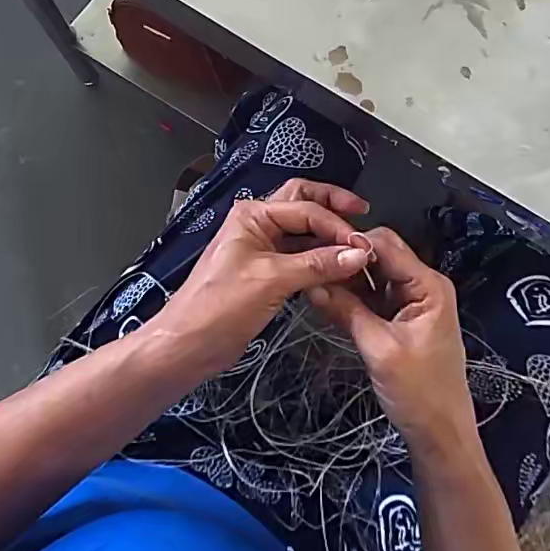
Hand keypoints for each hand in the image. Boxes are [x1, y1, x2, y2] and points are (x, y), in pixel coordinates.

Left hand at [147, 180, 372, 373]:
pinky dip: (321, 258)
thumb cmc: (218, 307)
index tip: (362, 246)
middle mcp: (258, 224)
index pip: (306, 209)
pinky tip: (340, 266)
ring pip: (304, 231)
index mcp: (253, 215)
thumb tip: (358, 254)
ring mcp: (263, 248)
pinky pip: (301, 255)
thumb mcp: (271, 281)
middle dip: (333, 206)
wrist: (186, 347)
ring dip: (329, 235)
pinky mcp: (268, 272)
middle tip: (363, 213)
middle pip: (304, 203)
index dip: (337, 225)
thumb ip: (317, 265)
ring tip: (356, 246)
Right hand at [308, 227, 475, 452]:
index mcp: (428, 284)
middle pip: (381, 256)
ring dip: (349, 279)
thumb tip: (312, 284)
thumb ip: (347, 311)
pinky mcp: (403, 318)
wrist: (441, 436)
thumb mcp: (379, 349)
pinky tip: (329, 298)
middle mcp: (424, 284)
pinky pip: (376, 296)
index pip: (387, 245)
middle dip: (348, 260)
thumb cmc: (419, 392)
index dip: (353, 243)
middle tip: (313, 265)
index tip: (318, 250)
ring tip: (314, 280)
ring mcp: (414, 301)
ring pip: (375, 275)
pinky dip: (355, 297)